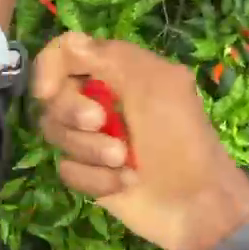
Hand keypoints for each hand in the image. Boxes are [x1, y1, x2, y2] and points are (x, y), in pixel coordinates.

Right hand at [32, 32, 248, 249]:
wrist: (200, 206)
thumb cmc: (181, 136)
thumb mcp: (155, 83)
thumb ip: (110, 56)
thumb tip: (69, 43)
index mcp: (117, 70)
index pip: (64, 52)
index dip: (48, 68)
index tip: (49, 92)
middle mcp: (99, 99)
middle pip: (53, 96)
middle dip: (74, 113)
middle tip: (102, 123)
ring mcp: (93, 138)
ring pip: (55, 133)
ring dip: (90, 149)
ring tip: (124, 161)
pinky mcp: (91, 174)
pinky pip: (67, 170)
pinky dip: (95, 178)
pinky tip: (123, 183)